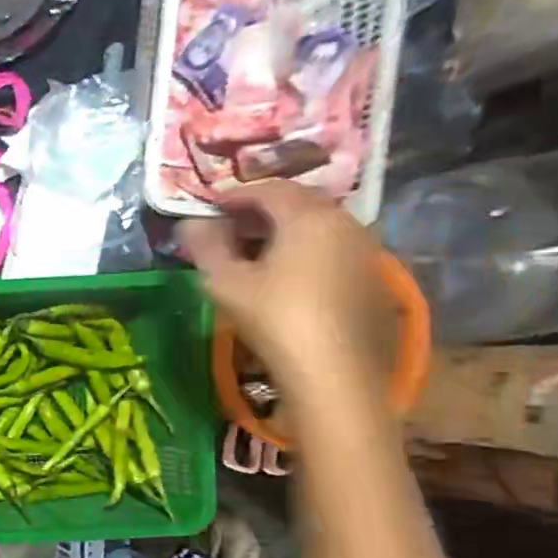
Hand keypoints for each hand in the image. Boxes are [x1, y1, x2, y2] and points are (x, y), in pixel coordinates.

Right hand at [179, 180, 385, 392]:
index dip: (236, 195)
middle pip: (297, 200)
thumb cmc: (274, 318)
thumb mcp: (226, 282)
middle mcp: (342, 220)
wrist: (332, 368)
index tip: (210, 207)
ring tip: (252, 247)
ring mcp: (361, 245)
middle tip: (229, 224)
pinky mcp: (368, 272)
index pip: (268, 190)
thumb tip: (188, 224)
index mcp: (307, 216)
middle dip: (260, 208)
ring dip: (283, 226)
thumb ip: (206, 247)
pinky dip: (302, 244)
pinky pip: (330, 242)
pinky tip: (282, 269)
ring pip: (316, 221)